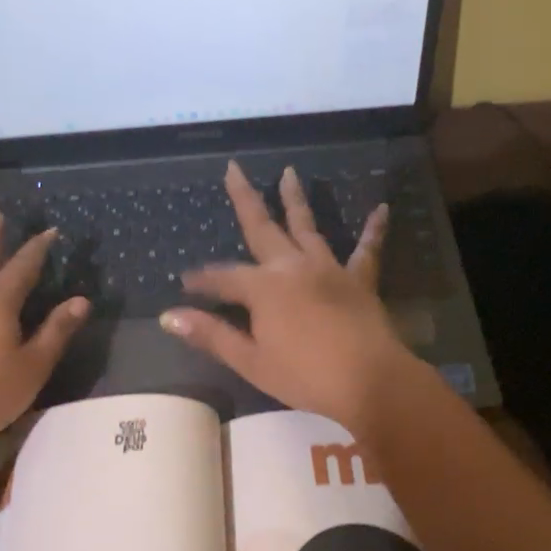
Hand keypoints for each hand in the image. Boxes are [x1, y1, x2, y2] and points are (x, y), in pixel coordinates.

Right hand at [159, 162, 419, 428]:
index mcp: (263, 287)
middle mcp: (293, 267)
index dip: (202, 281)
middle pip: (263, 228)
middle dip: (246, 199)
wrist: (369, 381)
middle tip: (234, 169)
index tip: (185, 284)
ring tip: (289, 172)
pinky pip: (366, 250)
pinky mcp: (359, 281)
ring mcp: (328, 269)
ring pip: (308, 227)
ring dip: (295, 200)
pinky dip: (373, 229)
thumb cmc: (304, 376)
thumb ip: (212, 335)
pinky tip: (381, 209)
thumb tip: (169, 316)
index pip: (223, 278)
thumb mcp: (250, 360)